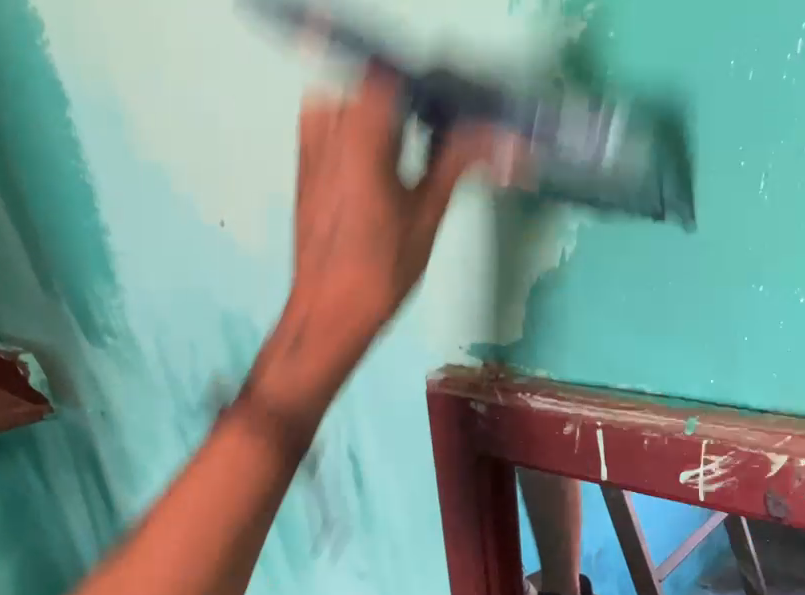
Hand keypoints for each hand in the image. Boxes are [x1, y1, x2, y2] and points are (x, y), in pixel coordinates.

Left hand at [286, 70, 492, 357]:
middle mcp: (328, 123)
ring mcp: (311, 136)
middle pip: (378, 78)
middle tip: (448, 127)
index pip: (400, 74)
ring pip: (357, 92)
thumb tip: (498, 135)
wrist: (329, 310)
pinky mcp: (306, 154)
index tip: (462, 105)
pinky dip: (366, 123)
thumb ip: (459, 161)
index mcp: (359, 133)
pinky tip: (391, 155)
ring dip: (390, 109)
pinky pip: (338, 114)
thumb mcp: (428, 215)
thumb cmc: (378, 272)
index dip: (435, 85)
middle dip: (415, 96)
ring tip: (421, 141)